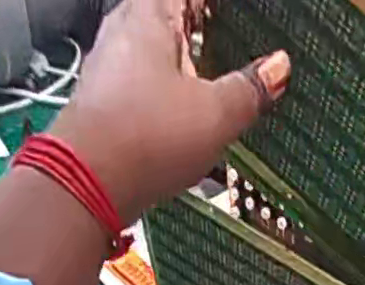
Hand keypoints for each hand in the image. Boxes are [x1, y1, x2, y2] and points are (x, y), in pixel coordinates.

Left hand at [49, 0, 290, 221]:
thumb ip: (249, 90)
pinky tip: (183, 120)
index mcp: (151, 12)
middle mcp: (123, 32)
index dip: (216, 9)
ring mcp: (109, 72)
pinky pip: (143, 90)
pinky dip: (167, 97)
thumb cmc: (146, 139)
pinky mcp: (105, 109)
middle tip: (235, 41)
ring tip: (217, 82)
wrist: (86, 187)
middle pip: (171, 16)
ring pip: (155, 53)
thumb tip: (279, 68)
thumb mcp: (214, 116)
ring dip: (185, 65)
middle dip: (203, 28)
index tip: (248, 17)